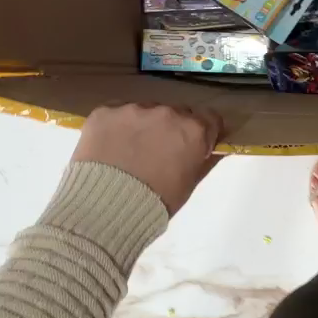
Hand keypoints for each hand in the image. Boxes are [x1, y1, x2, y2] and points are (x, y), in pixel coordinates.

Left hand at [72, 104, 222, 214]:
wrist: (106, 207)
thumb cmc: (156, 201)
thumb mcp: (190, 183)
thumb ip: (205, 160)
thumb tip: (211, 149)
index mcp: (193, 130)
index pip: (210, 118)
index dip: (203, 132)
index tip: (195, 145)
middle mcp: (167, 113)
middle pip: (177, 113)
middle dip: (171, 128)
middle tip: (158, 152)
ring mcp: (135, 110)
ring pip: (145, 111)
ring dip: (143, 125)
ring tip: (128, 152)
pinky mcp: (105, 111)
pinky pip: (116, 113)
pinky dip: (116, 126)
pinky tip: (109, 147)